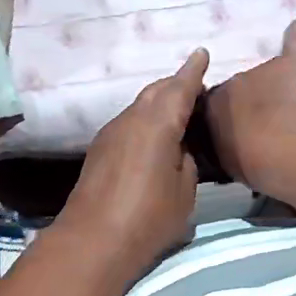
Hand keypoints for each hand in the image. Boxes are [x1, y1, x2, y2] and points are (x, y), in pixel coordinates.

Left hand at [56, 48, 210, 274]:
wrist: (93, 241)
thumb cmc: (149, 217)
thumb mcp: (184, 191)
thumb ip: (186, 161)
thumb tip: (179, 148)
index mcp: (158, 122)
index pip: (180, 87)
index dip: (193, 71)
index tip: (202, 54)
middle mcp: (132, 118)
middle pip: (156, 91)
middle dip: (176, 85)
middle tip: (194, 87)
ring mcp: (111, 132)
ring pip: (140, 107)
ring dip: (158, 104)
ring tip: (177, 113)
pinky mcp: (99, 149)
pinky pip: (128, 123)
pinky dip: (144, 121)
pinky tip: (153, 138)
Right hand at [205, 21, 295, 199]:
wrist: (292, 150)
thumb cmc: (256, 166)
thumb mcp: (228, 167)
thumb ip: (221, 150)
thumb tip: (221, 150)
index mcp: (210, 108)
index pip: (211, 107)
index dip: (224, 118)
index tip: (235, 132)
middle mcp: (229, 84)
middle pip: (237, 89)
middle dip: (246, 102)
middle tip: (263, 124)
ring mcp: (260, 71)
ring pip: (264, 76)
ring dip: (271, 87)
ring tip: (288, 108)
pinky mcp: (290, 63)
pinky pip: (291, 45)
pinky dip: (294, 38)